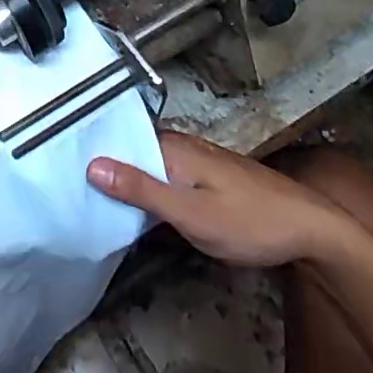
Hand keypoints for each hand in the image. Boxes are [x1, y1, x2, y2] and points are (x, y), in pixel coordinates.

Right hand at [87, 131, 355, 266]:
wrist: (310, 230)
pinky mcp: (208, 179)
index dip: (93, 154)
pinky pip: (166, 178)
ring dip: (128, 184)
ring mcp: (198, 162)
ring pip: (150, 167)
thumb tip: (93, 164)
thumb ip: (141, 190)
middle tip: (72, 193)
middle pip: (134, 154)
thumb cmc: (249, 222)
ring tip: (95, 203)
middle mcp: (183, 147)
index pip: (120, 142)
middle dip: (107, 171)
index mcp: (174, 148)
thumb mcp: (190, 214)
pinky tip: (138, 211)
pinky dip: (149, 192)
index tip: (62, 172)